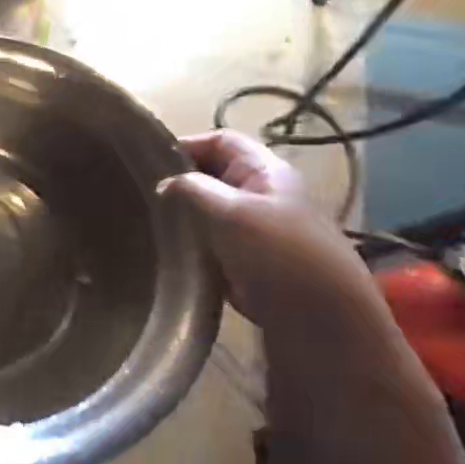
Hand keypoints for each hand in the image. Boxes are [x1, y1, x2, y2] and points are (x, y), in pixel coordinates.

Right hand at [159, 131, 438, 407]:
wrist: (321, 322)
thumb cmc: (279, 255)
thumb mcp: (231, 212)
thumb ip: (193, 190)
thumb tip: (164, 184)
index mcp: (267, 172)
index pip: (222, 141)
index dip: (187, 144)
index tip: (148, 162)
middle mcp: (263, 196)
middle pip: (214, 176)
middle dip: (181, 182)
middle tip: (143, 195)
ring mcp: (257, 232)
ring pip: (210, 213)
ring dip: (185, 218)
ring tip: (150, 225)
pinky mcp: (249, 265)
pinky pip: (212, 246)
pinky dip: (192, 247)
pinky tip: (169, 255)